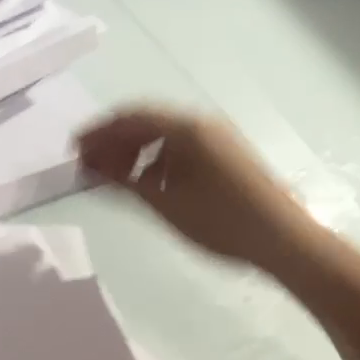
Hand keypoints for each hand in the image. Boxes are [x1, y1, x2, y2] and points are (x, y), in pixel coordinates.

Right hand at [77, 105, 325, 276]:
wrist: (288, 242)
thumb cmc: (222, 222)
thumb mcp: (164, 204)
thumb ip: (123, 182)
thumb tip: (91, 168)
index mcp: (185, 128)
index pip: (129, 117)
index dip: (97, 132)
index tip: (72, 151)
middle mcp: (201, 123)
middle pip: (145, 122)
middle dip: (113, 142)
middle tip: (87, 166)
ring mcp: (217, 137)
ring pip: (162, 135)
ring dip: (133, 151)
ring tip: (112, 178)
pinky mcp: (226, 155)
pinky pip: (180, 146)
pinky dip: (155, 159)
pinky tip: (147, 184)